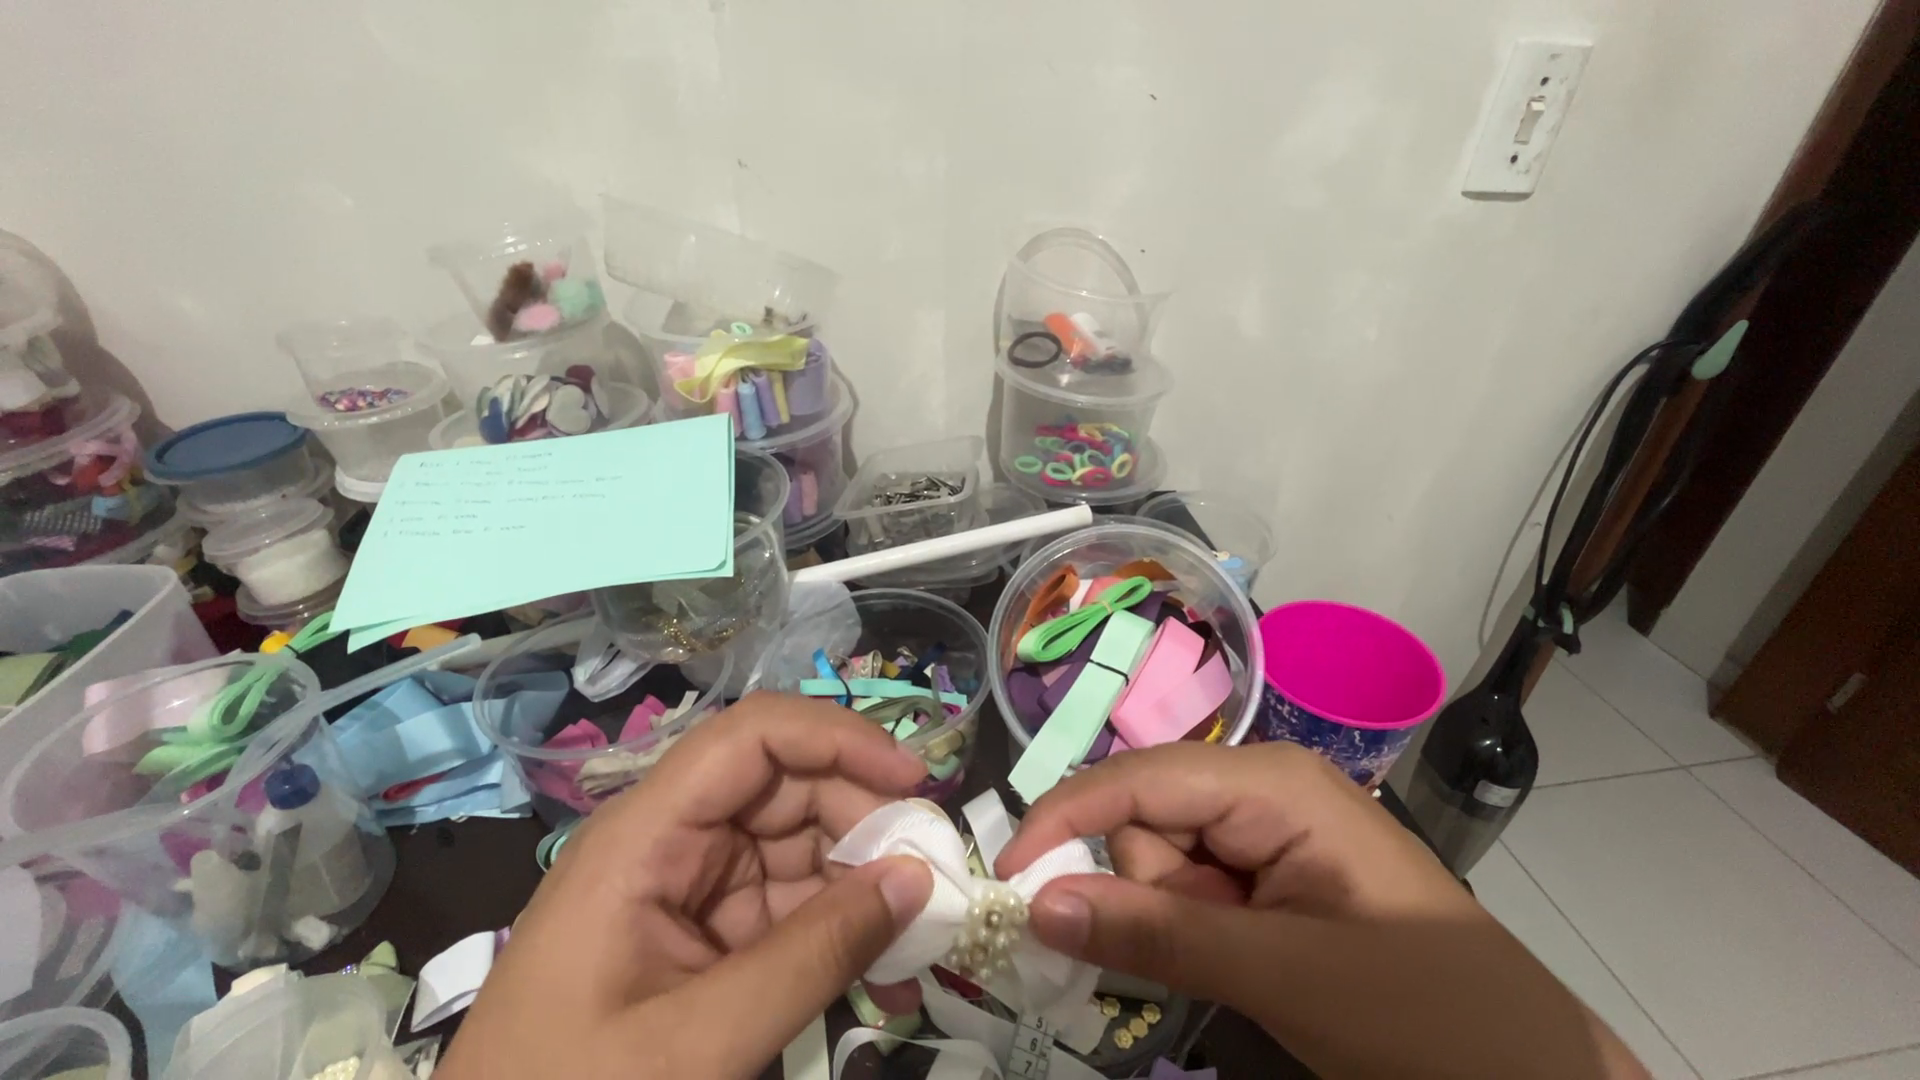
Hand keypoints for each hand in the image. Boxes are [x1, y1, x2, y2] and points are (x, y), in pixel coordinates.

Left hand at [439, 693, 934, 1079]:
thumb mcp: (698, 1044)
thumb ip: (815, 957)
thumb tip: (917, 877)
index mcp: (646, 834)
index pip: (751, 736)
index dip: (838, 738)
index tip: (913, 780)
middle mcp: (673, 840)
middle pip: (786, 785)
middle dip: (865, 818)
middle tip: (931, 876)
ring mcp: (692, 887)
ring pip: (799, 843)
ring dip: (863, 880)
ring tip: (921, 937)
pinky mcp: (708, 933)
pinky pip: (791, 904)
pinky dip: (841, 929)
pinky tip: (884, 974)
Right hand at [997, 743, 1649, 1079]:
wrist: (1532, 1074)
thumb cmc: (1423, 1013)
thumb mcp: (1282, 974)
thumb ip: (1156, 934)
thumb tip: (1038, 906)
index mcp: (1269, 780)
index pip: (1135, 777)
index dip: (1065, 819)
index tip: (1008, 879)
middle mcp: (1260, 787)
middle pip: (1143, 818)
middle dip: (1149, 890)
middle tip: (1216, 951)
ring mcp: (1265, 829)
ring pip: (1161, 859)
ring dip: (1176, 916)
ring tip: (1252, 961)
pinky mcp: (1268, 871)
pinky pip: (1192, 887)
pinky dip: (1193, 926)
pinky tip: (1247, 957)